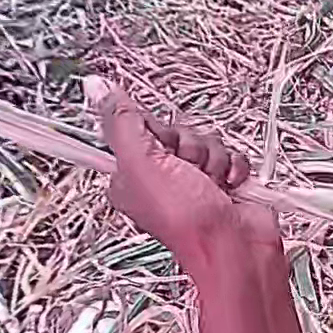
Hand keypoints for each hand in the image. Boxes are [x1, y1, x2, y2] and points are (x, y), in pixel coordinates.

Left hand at [87, 76, 266, 272]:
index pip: (139, 128)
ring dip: (213, 159)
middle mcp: (162, 179)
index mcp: (131, 176)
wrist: (236, 246)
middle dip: (189, 147)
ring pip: (205, 143)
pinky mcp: (224, 184)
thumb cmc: (187, 220)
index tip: (161, 148)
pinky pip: (230, 156)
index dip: (155, 133)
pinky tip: (229, 186)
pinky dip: (233, 168)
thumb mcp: (142, 163)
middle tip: (190, 171)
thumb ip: (122, 123)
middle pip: (176, 133)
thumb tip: (96, 87)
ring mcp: (195, 182)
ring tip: (212, 183)